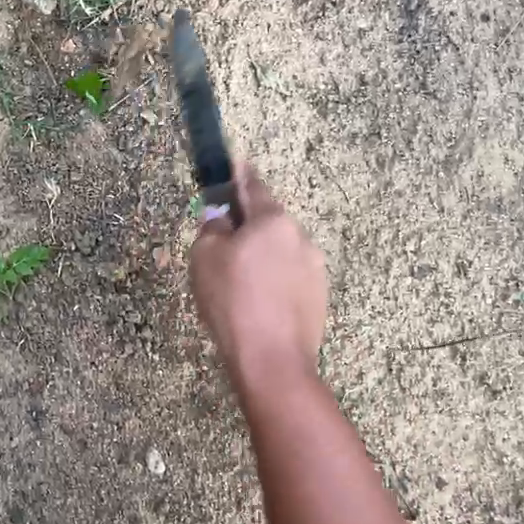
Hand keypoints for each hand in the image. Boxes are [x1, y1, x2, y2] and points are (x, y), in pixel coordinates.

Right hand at [190, 164, 326, 385]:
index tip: (236, 161)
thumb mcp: (205, 256)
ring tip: (233, 281)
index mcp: (274, 221)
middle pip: (267, 222)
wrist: (272, 362)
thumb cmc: (232, 300)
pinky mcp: (317, 299)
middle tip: (219, 242)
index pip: (254, 187)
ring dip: (258, 256)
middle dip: (246, 226)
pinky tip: (251, 301)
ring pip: (278, 252)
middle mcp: (301, 239)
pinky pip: (287, 277)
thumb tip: (220, 219)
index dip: (240, 174)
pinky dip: (270, 280)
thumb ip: (212, 228)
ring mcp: (314, 271)